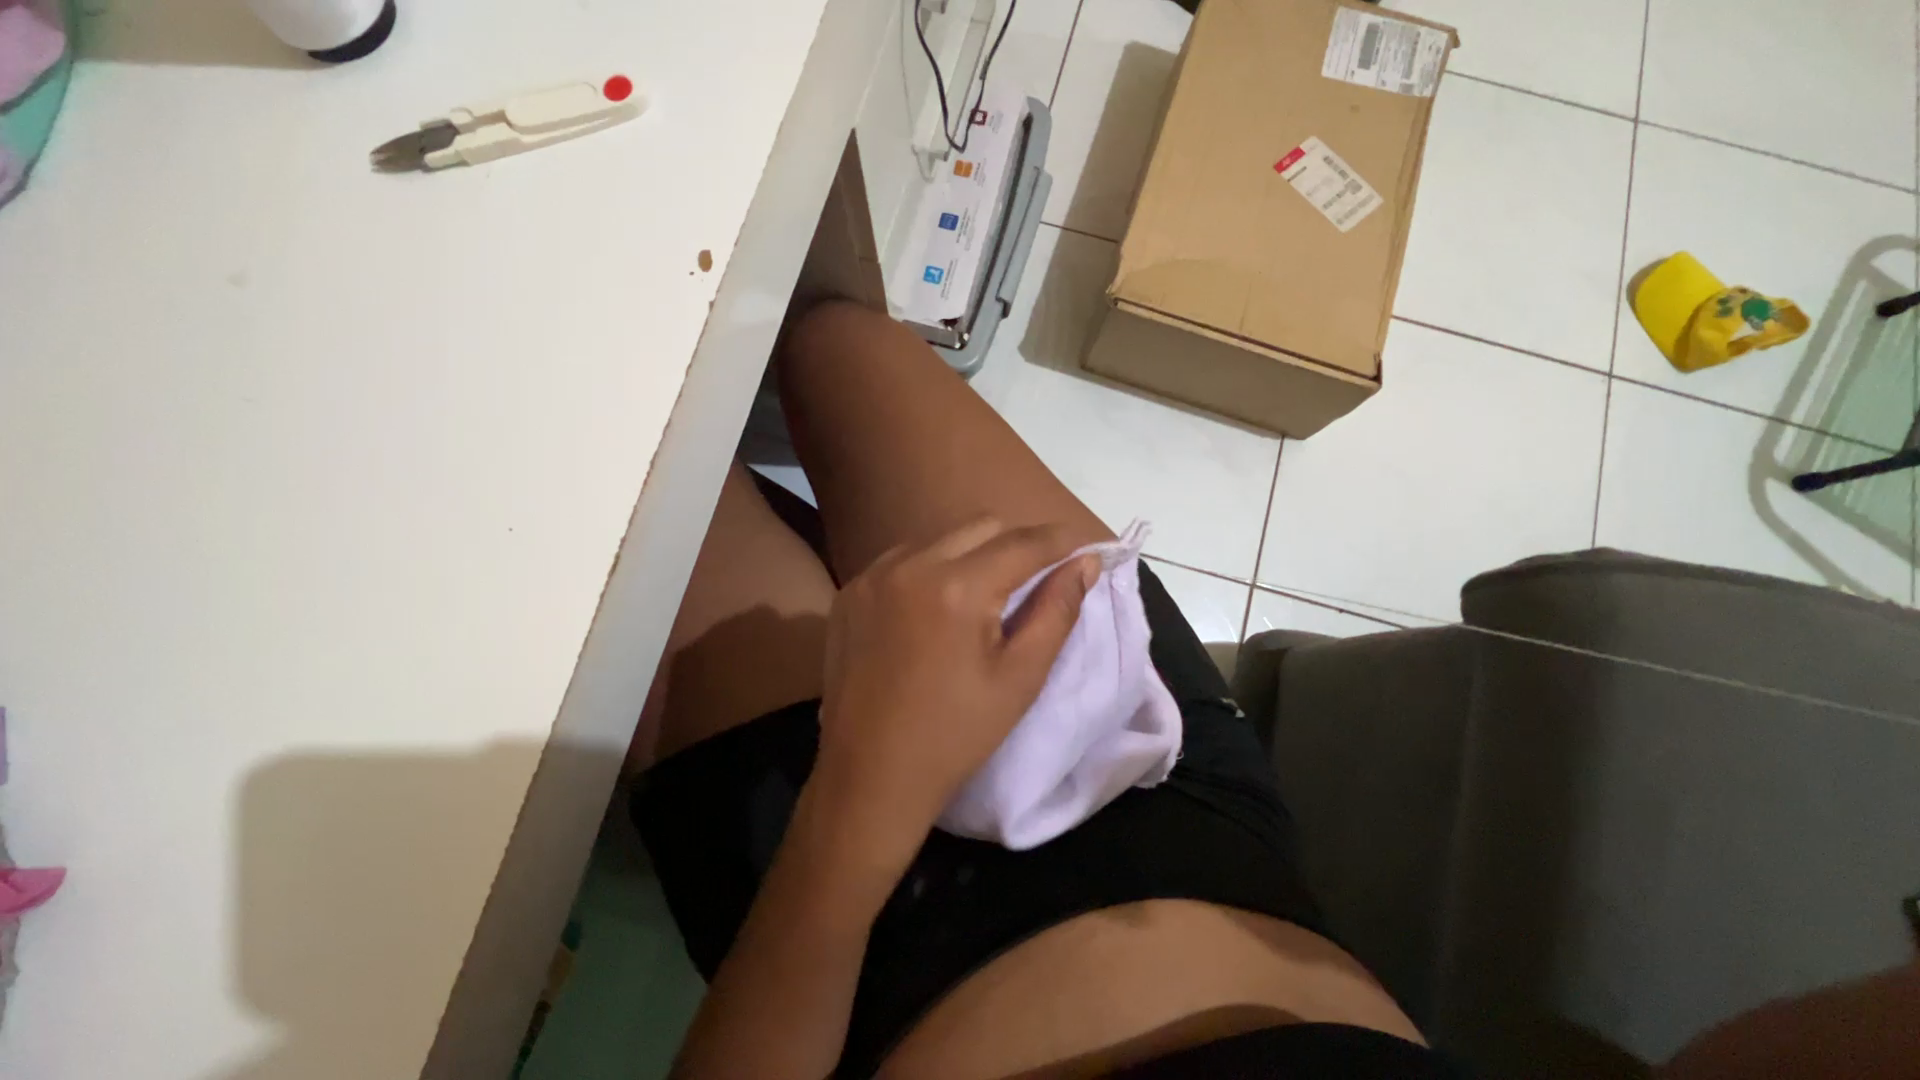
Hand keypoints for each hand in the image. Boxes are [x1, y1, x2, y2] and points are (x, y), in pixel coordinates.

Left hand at [809, 519, 1100, 861]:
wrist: (870, 774)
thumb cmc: (956, 734)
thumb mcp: (1020, 678)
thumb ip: (1056, 611)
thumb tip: (1085, 563)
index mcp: (958, 587)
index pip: (1025, 542)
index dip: (1062, 541)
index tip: (1087, 549)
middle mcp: (911, 564)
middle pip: (982, 526)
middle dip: (1018, 543)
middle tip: (1038, 580)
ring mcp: (872, 575)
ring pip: (941, 537)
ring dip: (973, 553)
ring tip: (986, 597)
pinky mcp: (850, 592)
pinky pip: (904, 558)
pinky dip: (931, 569)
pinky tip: (937, 609)